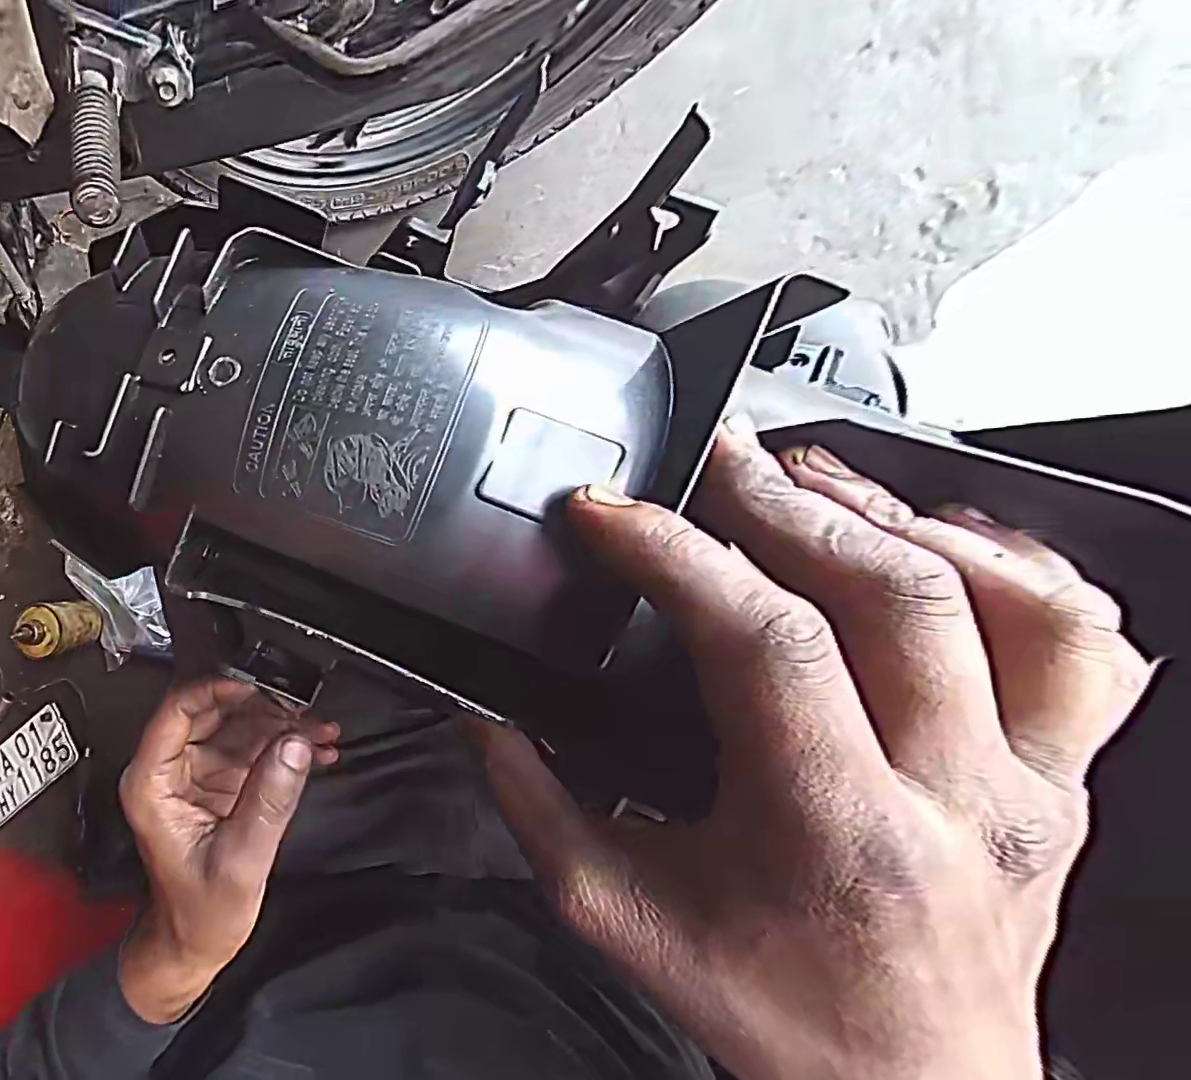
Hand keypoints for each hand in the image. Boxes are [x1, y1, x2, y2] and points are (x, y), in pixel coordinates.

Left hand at [116, 678, 340, 1022]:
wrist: (195, 945)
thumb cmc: (196, 914)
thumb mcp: (239, 860)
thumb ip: (269, 800)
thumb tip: (294, 747)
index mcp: (153, 781)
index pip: (177, 711)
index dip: (216, 690)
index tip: (256, 686)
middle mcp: (171, 770)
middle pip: (214, 712)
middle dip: (262, 705)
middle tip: (300, 707)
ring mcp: (197, 773)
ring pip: (238, 725)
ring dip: (280, 723)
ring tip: (317, 727)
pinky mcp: (221, 782)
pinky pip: (252, 748)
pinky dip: (283, 745)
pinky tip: (313, 748)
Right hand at [473, 424, 1154, 1079]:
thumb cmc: (760, 1004)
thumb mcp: (602, 903)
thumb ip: (527, 800)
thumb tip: (483, 716)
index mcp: (829, 822)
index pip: (758, 638)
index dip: (672, 554)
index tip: (608, 514)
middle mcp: (951, 790)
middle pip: (888, 592)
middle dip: (777, 500)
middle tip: (707, 457)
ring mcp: (1024, 779)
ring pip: (1003, 597)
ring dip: (889, 515)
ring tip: (801, 477)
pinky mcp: (1053, 777)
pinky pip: (1082, 640)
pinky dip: (1006, 560)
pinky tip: (922, 534)